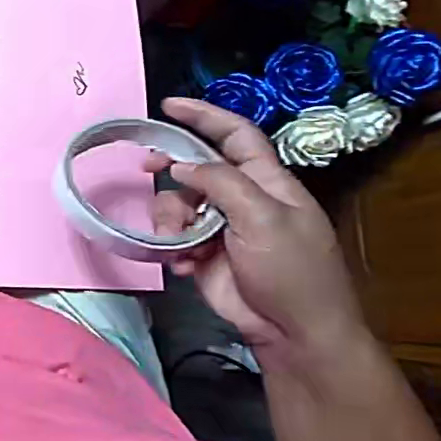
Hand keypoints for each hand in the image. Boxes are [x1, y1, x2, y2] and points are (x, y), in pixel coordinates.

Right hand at [148, 98, 368, 370]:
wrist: (293, 334)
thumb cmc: (292, 270)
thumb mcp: (264, 219)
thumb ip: (221, 183)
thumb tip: (182, 166)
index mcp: (265, 179)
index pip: (234, 134)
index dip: (204, 115)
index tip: (168, 105)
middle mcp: (240, 197)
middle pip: (198, 166)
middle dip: (172, 163)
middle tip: (147, 164)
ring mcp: (220, 226)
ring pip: (179, 203)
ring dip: (172, 218)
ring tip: (181, 242)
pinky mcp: (203, 254)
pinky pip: (174, 236)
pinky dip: (173, 246)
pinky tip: (185, 265)